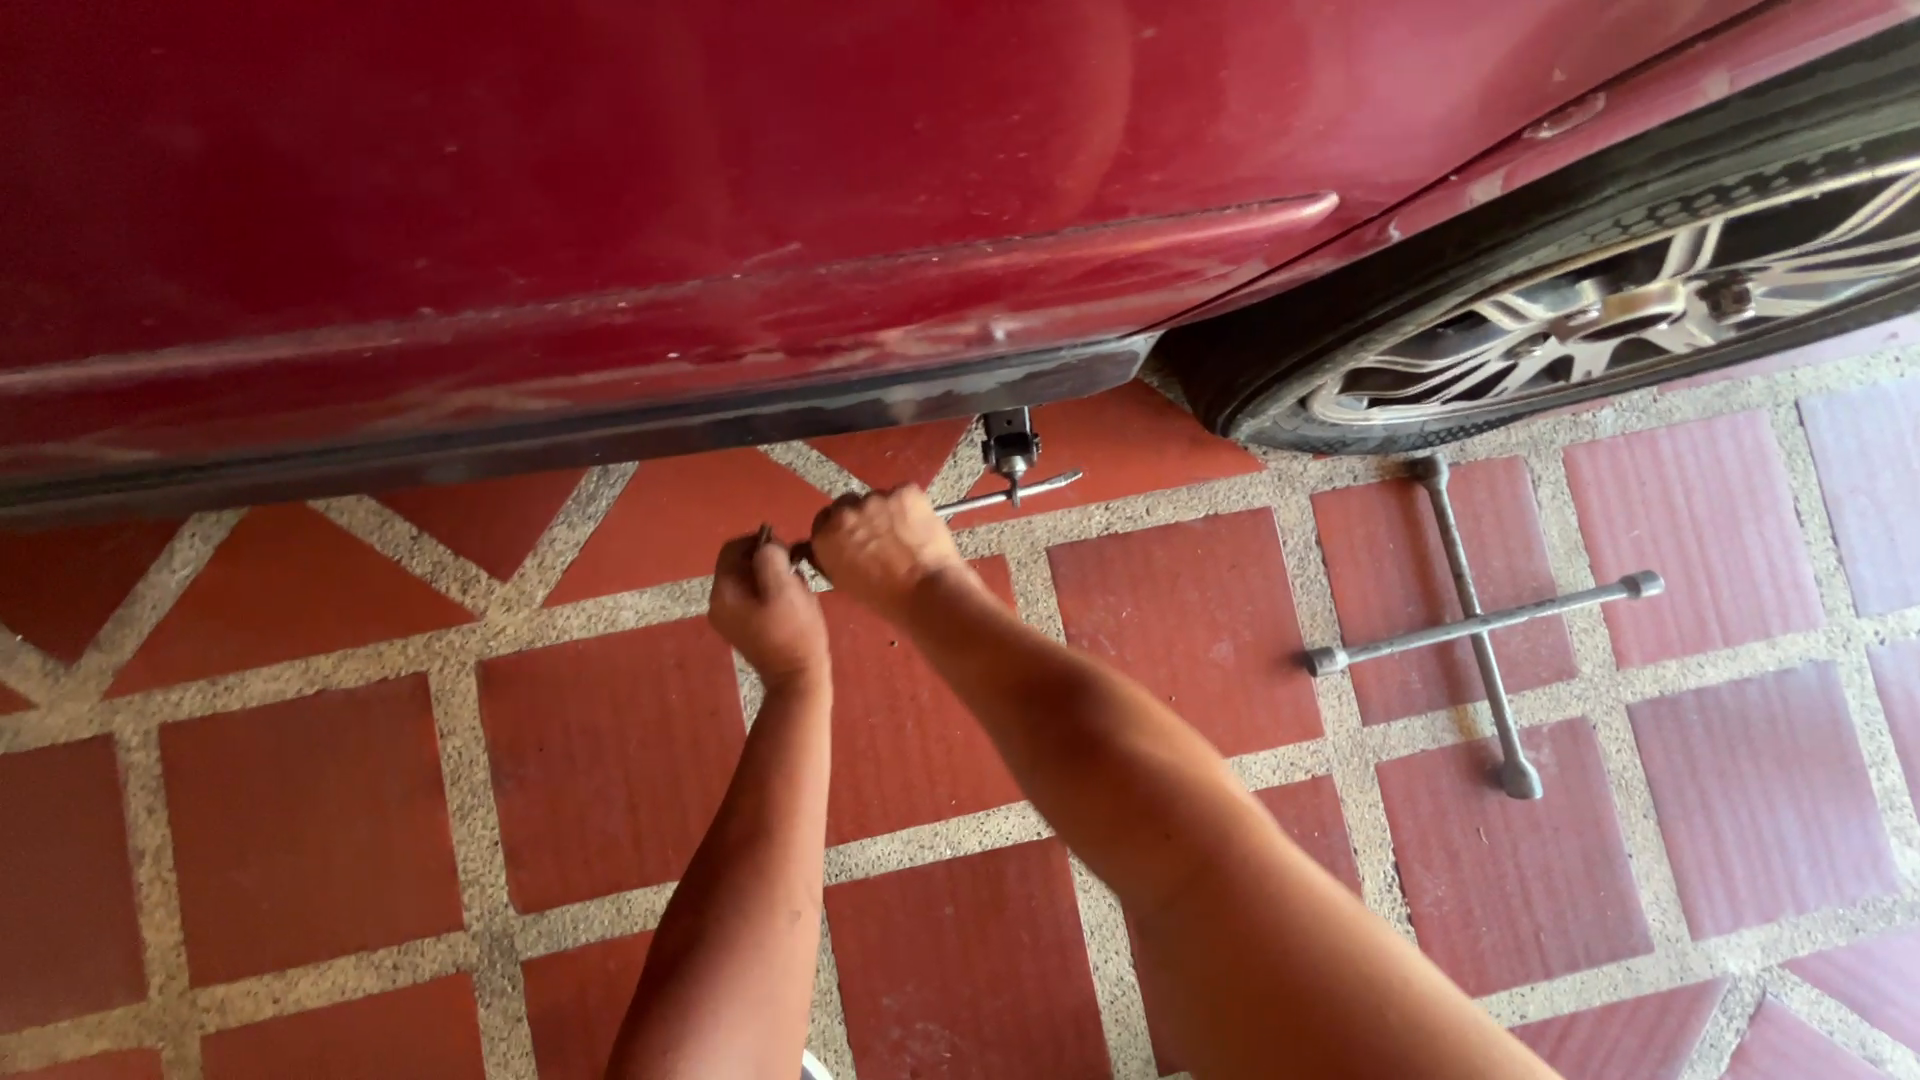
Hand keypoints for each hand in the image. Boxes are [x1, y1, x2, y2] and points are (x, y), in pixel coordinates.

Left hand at [708, 533, 828, 687]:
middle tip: (794, 570)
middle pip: (739, 563)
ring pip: (748, 579)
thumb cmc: (794, 631)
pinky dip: (770, 591)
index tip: (786, 551)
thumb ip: (770, 557)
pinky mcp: (742, 627)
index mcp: (723, 592)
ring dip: (771, 576)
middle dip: (767, 560)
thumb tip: (767, 544)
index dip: (759, 541)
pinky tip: (790, 602)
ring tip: (794, 587)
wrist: (797, 677)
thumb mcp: (785, 588)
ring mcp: (729, 617)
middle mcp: (718, 603)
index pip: (733, 548)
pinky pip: (753, 596)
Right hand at [808, 486, 976, 624]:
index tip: (855, 537)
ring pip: (879, 499)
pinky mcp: (904, 492)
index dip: (842, 528)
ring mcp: (875, 498)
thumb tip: (838, 546)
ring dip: (888, 512)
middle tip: (881, 536)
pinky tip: (919, 526)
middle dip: (862, 517)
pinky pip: (904, 494)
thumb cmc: (885, 597)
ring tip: (906, 534)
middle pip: (849, 504)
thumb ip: (835, 556)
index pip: (825, 519)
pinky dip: (911, 506)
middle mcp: (845, 512)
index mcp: (825, 536)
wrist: (926, 590)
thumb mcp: (844, 582)